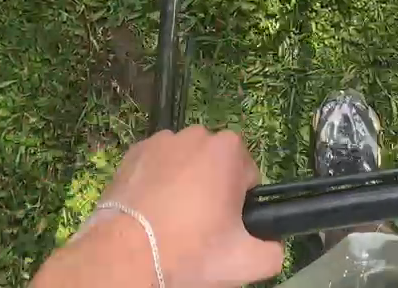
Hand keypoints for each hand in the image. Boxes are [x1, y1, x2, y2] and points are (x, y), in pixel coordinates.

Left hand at [87, 127, 283, 287]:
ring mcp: (164, 140)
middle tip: (198, 229)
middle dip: (212, 191)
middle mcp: (199, 134)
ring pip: (186, 163)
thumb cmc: (189, 252)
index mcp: (230, 150)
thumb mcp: (243, 263)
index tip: (223, 229)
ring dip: (184, 184)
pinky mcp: (135, 151)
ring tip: (170, 223)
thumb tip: (273, 245)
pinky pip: (156, 165)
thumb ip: (272, 252)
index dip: (239, 206)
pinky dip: (156, 182)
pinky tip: (150, 212)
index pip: (247, 177)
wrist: (124, 257)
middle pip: (216, 166)